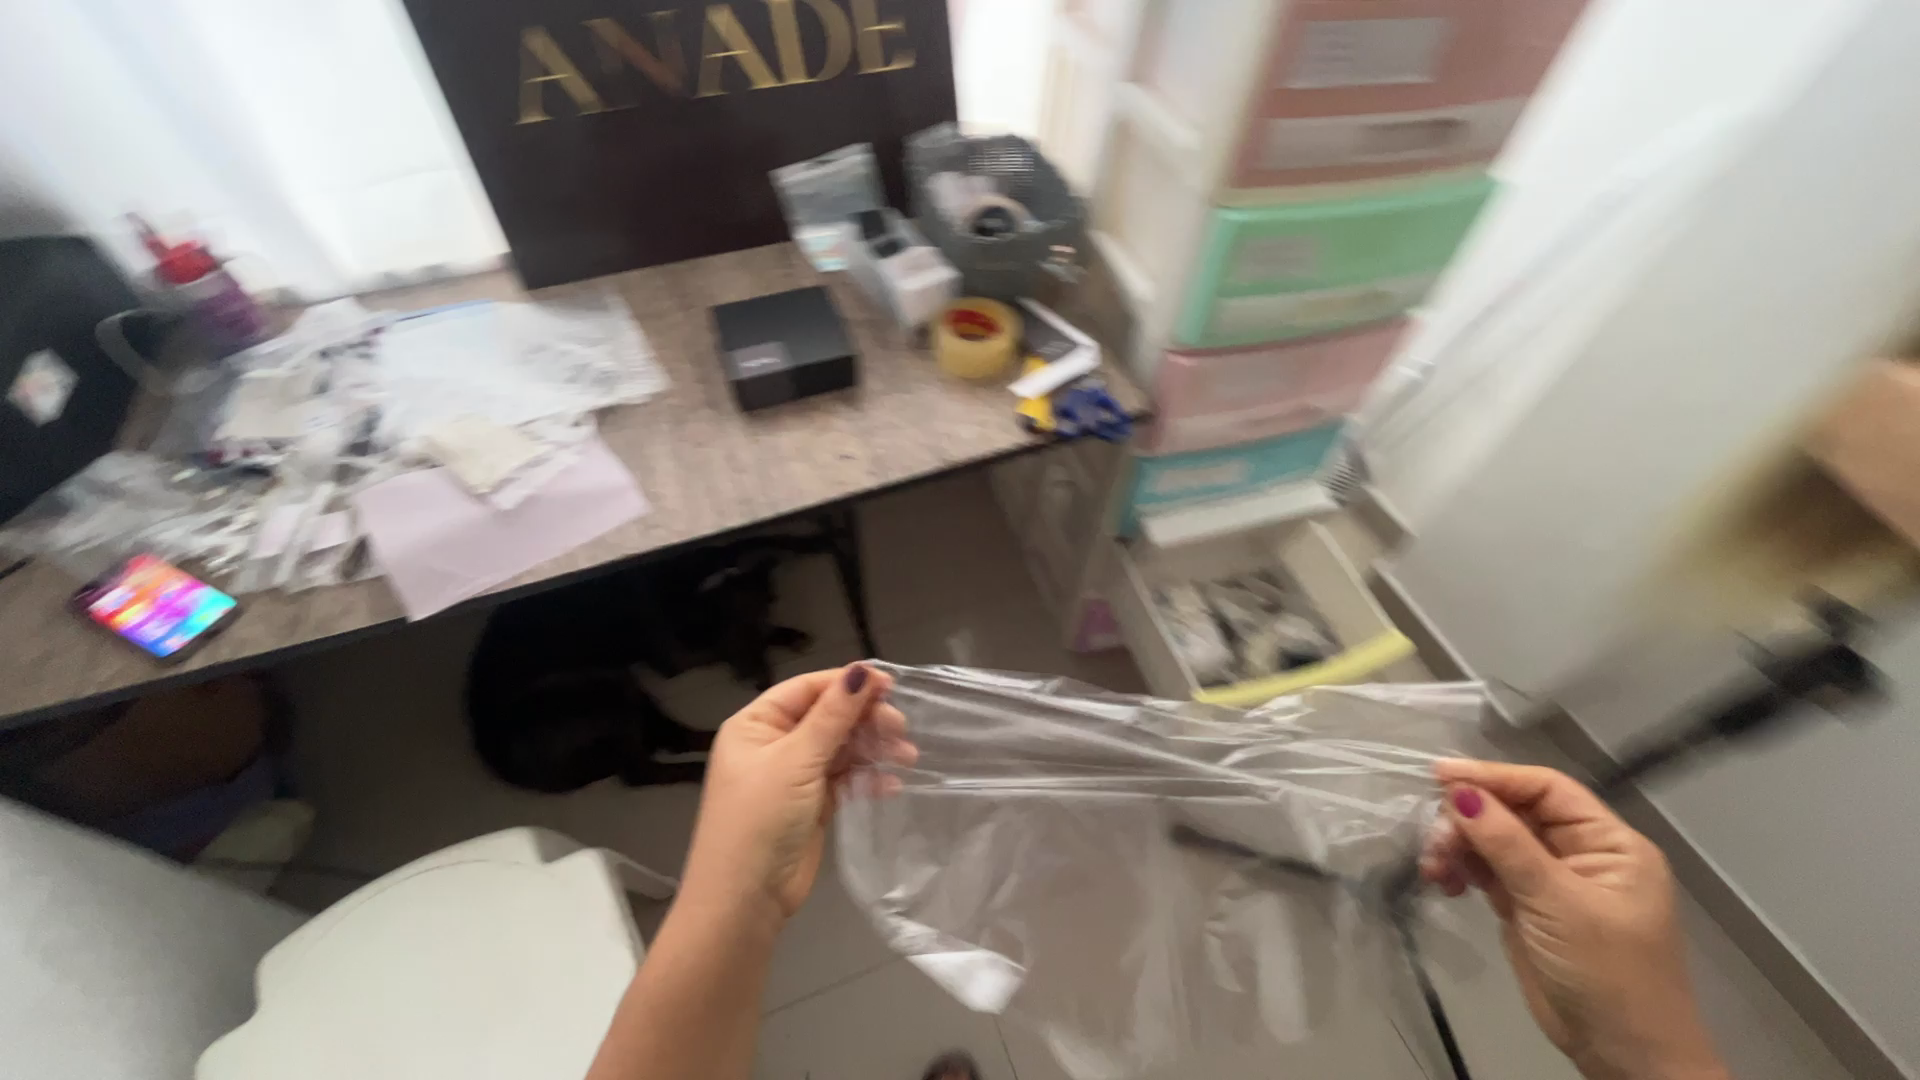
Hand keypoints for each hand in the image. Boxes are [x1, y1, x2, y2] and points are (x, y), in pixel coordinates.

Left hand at [680, 664, 915, 922]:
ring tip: (907, 757)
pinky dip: (867, 779)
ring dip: (873, 749)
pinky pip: (844, 779)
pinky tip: (892, 784)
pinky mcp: (811, 803)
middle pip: (828, 717)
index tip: (891, 686)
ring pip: (841, 748)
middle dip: (865, 720)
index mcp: (756, 724)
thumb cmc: (760, 820)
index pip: (808, 689)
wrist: (744, 902)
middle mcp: (774, 744)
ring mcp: (793, 775)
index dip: (848, 683)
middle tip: (901, 729)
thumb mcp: (796, 761)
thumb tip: (861, 669)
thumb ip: (833, 715)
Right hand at [1421, 760, 1727, 1079]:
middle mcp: (1579, 852)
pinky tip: (1441, 881)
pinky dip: (1458, 868)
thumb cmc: (1608, 974)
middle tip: (1435, 839)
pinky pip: (1482, 867)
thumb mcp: (1556, 903)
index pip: (1545, 789)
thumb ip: (1506, 843)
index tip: (1440, 776)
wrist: (1624, 1057)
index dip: (1493, 777)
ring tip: (1434, 868)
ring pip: (1489, 837)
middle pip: (1510, 810)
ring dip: (1456, 845)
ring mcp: (1549, 878)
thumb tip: (1459, 790)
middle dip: (1467, 819)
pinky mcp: (1523, 902)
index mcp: (1608, 844)